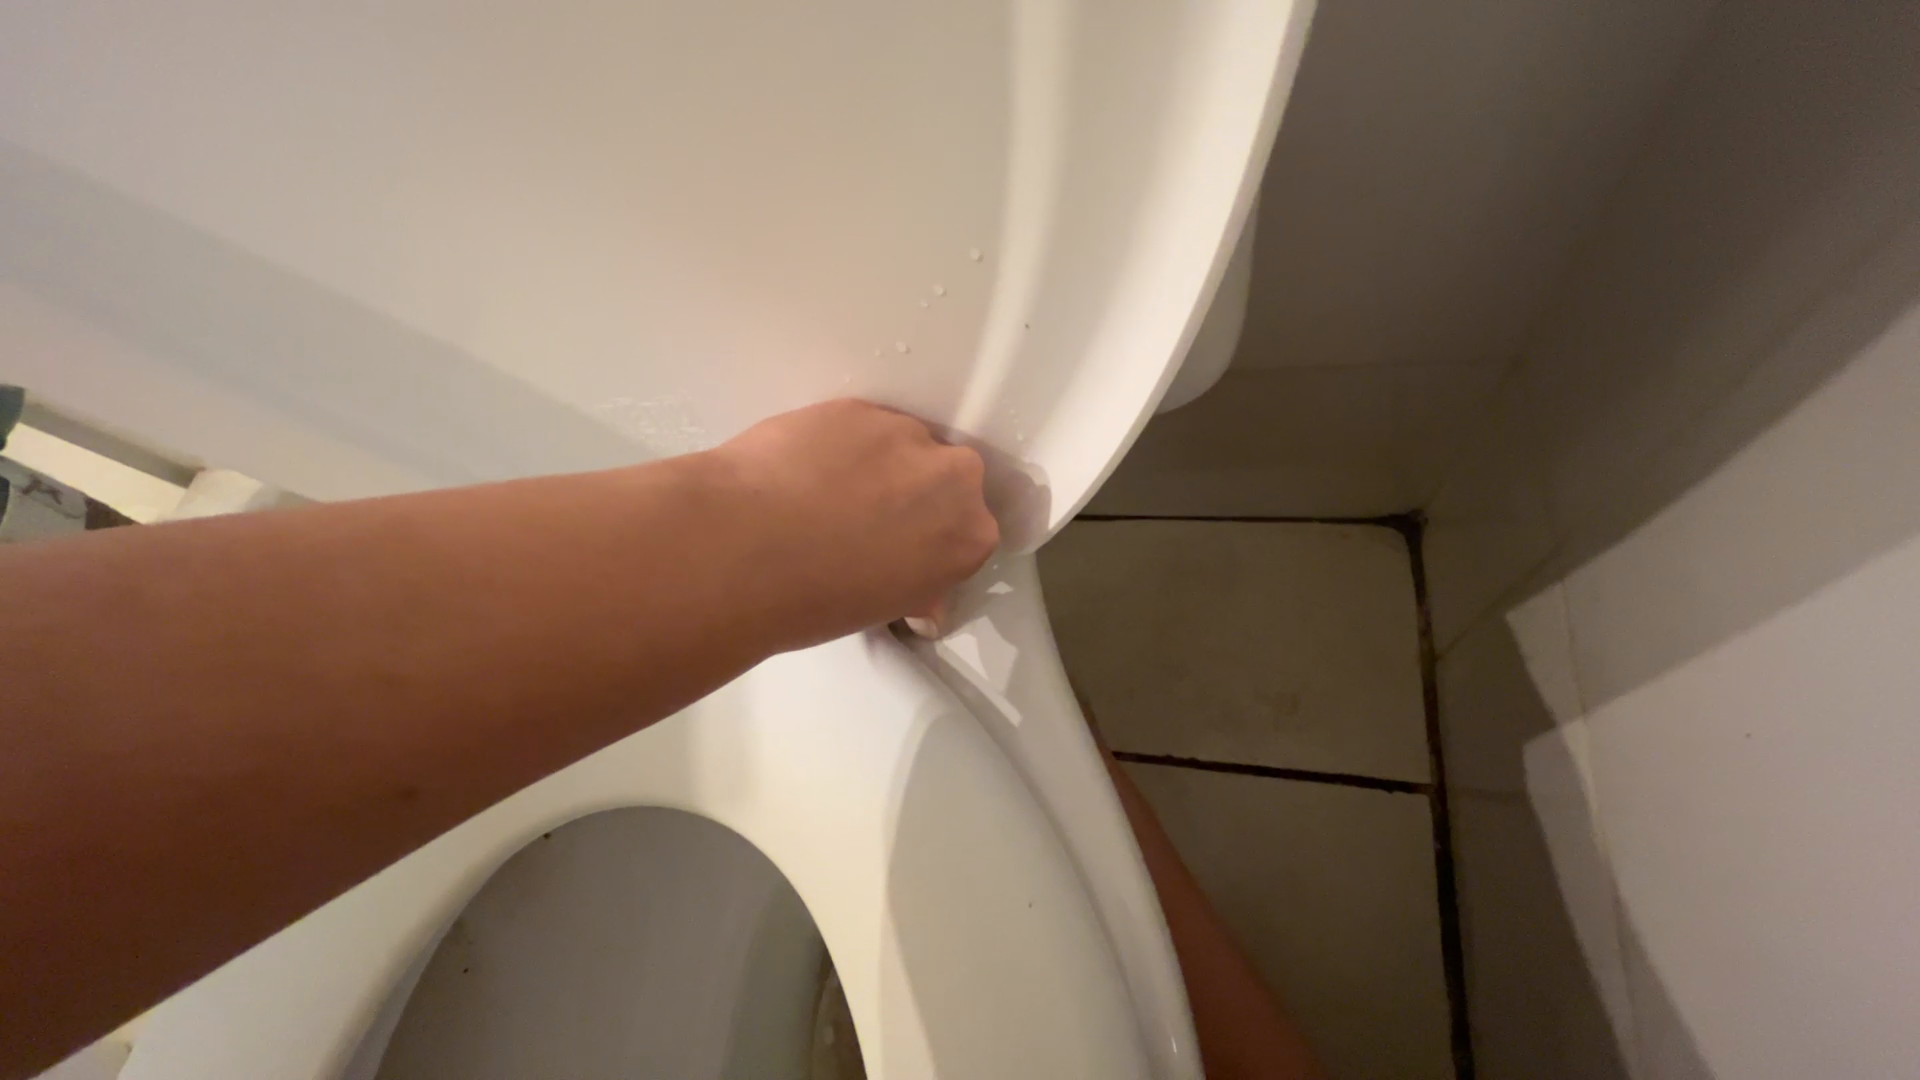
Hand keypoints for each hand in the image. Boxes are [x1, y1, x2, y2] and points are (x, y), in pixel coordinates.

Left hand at [708, 399, 998, 650]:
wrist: (747, 547)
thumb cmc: (817, 598)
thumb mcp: (882, 609)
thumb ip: (914, 588)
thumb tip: (920, 597)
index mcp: (969, 536)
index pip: (964, 532)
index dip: (929, 541)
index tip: (899, 550)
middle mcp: (954, 477)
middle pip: (944, 478)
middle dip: (912, 494)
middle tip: (864, 519)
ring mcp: (905, 434)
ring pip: (901, 446)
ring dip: (876, 464)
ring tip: (824, 493)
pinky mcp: (858, 408)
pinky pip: (859, 428)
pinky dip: (839, 445)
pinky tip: (802, 470)